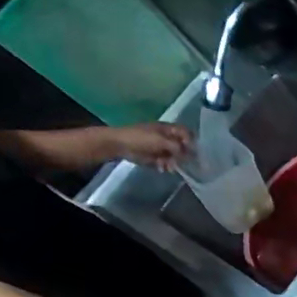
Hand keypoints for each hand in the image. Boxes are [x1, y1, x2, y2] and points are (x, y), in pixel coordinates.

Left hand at [0, 124, 193, 172]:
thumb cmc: (128, 141)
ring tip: (171, 169)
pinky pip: (156, 158)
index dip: (192, 141)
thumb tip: (188, 151)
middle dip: (182, 153)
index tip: (196, 155)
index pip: (184, 131)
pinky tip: (160, 170)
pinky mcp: (139, 152)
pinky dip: (161, 164)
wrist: (100, 145)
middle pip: (177, 142)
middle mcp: (156, 132)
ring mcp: (147, 143)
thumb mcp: (153, 142)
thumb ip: (172, 146)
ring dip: (172, 160)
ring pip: (168, 151)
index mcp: (161, 127)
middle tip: (184, 165)